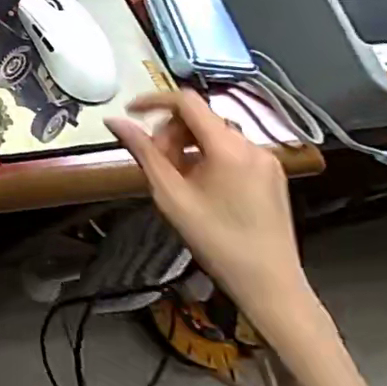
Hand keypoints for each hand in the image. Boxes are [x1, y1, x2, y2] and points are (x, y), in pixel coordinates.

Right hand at [105, 90, 308, 316]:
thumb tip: (114, 121)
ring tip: (176, 178)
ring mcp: (267, 161)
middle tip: (156, 162)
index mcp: (228, 148)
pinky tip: (199, 185)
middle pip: (200, 119)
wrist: (270, 285)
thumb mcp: (170, 194)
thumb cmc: (215, 240)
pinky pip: (231, 150)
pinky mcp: (271, 175)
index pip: (186, 102)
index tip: (130, 113)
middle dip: (170, 132)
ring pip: (214, 134)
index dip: (153, 100)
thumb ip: (142, 151)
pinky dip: (207, 156)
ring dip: (187, 145)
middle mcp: (252, 146)